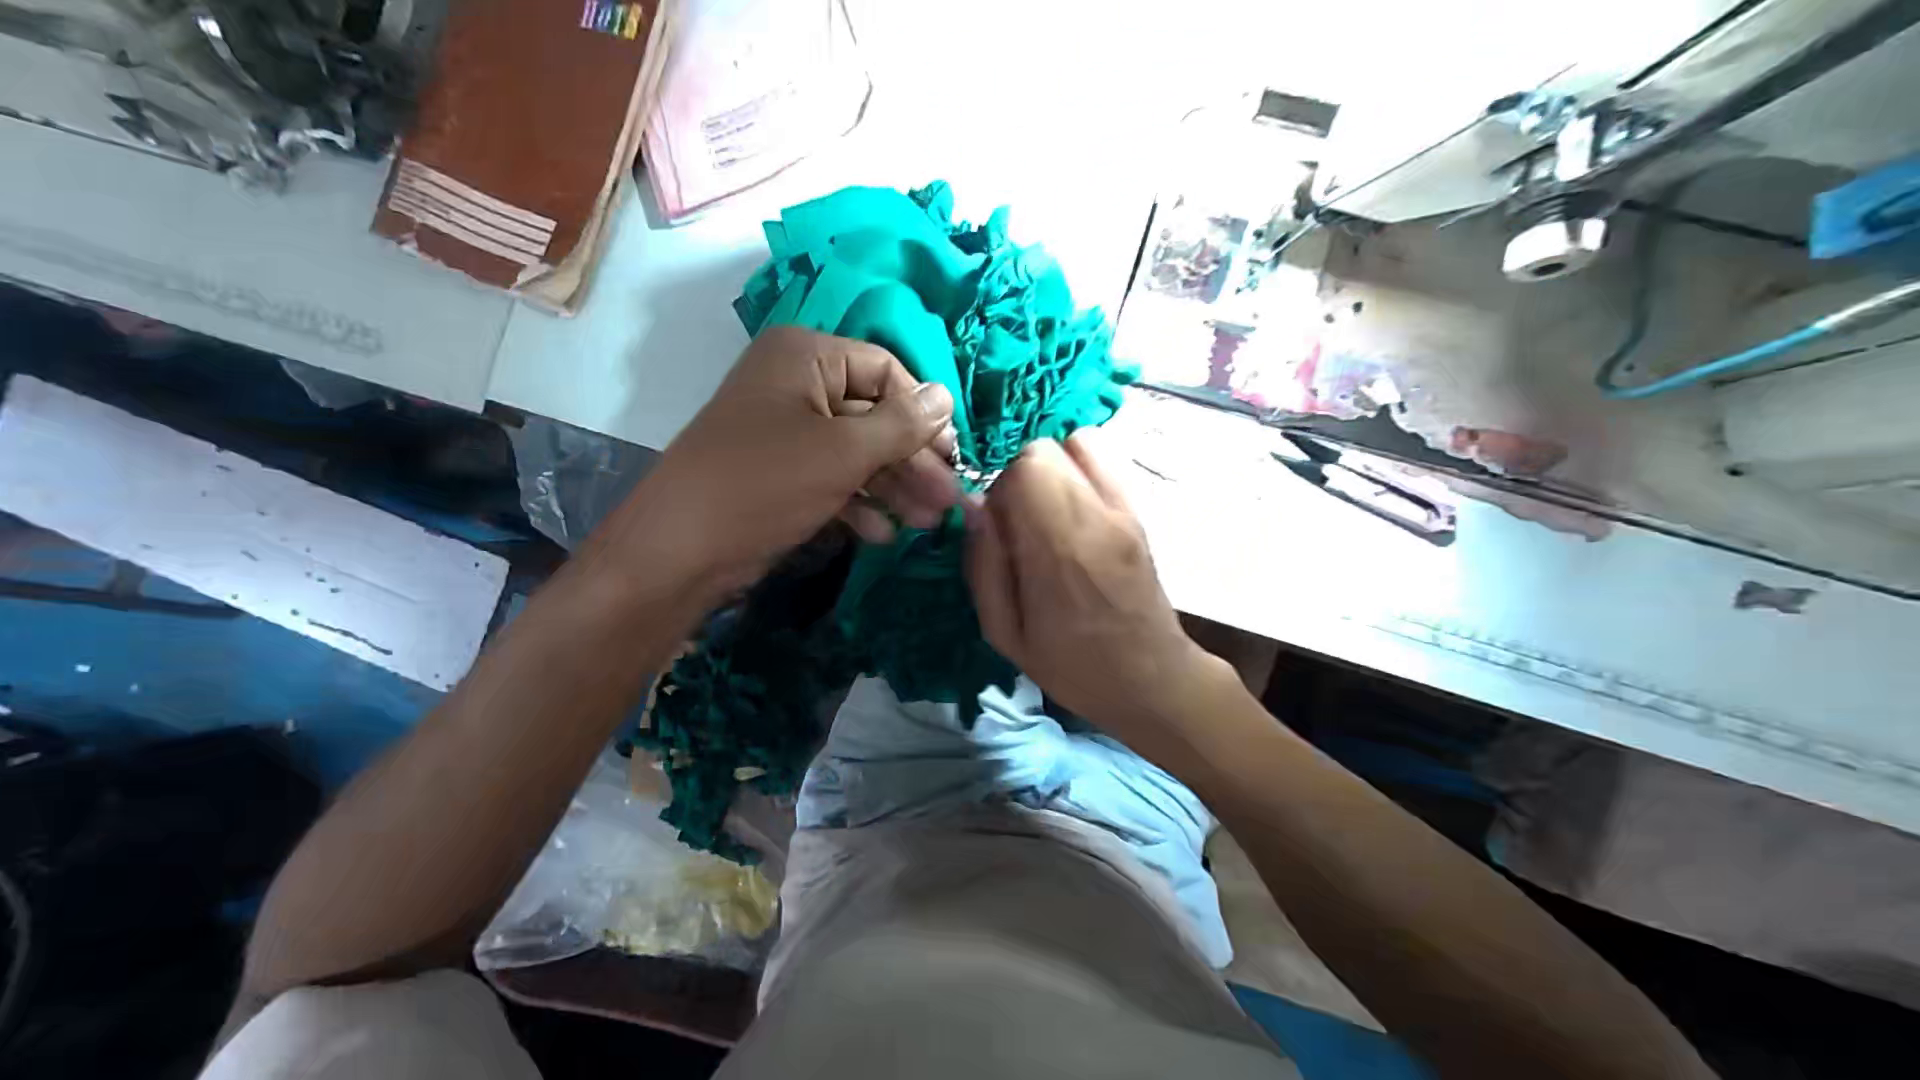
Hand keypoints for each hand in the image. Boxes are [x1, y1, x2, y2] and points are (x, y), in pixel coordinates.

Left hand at [585, 327, 958, 600]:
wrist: (680, 551)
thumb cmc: (766, 483)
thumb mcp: (844, 452)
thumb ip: (902, 424)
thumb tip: (945, 397)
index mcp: (805, 356)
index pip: (885, 370)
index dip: (922, 413)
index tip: (952, 456)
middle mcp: (795, 385)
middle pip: (874, 417)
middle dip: (913, 462)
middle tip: (948, 502)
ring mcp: (786, 433)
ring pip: (857, 453)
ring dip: (894, 488)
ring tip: (926, 524)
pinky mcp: (780, 475)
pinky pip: (832, 479)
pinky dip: (859, 504)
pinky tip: (882, 534)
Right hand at [966, 433, 1229, 757]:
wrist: (1152, 679)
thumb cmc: (1072, 667)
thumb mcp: (1005, 635)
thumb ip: (983, 567)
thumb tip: (973, 508)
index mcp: (1056, 553)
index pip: (1022, 468)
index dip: (997, 487)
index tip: (996, 525)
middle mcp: (1094, 519)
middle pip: (1043, 449)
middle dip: (1017, 475)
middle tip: (1017, 521)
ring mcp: (1122, 510)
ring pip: (1074, 443)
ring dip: (1047, 467)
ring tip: (1042, 510)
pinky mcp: (1137, 510)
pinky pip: (1101, 458)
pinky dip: (1075, 466)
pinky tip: (1068, 506)